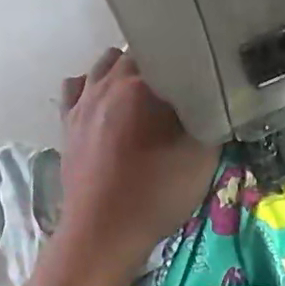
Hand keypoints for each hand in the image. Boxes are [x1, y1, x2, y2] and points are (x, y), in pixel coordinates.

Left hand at [57, 49, 218, 275]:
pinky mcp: (68, 121)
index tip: (208, 80)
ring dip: (128, 72)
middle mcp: (110, 81)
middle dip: (163, 67)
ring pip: (107, 63)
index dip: (194, 64)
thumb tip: (216, 101)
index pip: (174, 54)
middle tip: (184, 92)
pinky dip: (96, 86)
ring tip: (148, 96)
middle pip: (140, 55)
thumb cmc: (157, 194)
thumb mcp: (202, 159)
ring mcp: (84, 100)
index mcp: (145, 85)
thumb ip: (212, 121)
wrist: (104, 231)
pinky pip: (79, 85)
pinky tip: (110, 104)